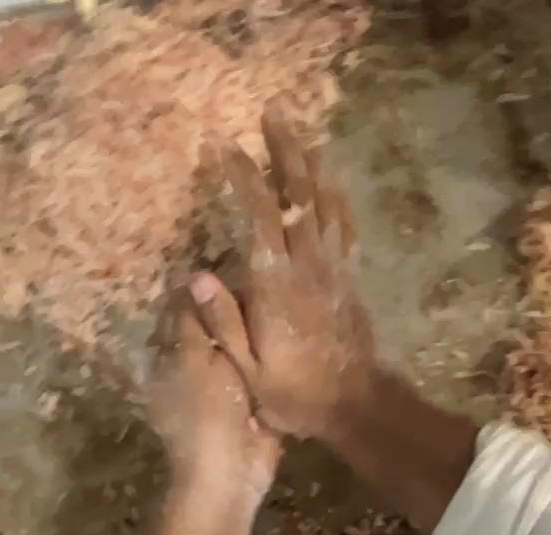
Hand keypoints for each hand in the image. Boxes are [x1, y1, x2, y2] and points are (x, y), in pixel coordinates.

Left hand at [144, 288, 282, 503]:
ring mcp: (224, 386)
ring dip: (256, 327)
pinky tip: (292, 328)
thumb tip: (191, 276)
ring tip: (283, 293)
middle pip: (214, 325)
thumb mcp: (194, 357)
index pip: (184, 309)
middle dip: (235, 305)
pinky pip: (260, 368)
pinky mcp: (252, 402)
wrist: (231, 472)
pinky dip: (271, 352)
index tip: (233, 259)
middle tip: (267, 272)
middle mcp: (194, 368)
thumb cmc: (206, 413)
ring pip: (239, 344)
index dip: (204, 286)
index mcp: (171, 356)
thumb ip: (194, 318)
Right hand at [192, 107, 378, 440]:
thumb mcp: (249, 370)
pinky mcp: (350, 278)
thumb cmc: (295, 394)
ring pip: (325, 202)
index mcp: (276, 284)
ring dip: (310, 163)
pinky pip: (345, 226)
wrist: (354, 404)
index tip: (223, 145)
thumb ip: (223, 322)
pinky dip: (336, 197)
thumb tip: (196, 275)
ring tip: (296, 133)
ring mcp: (334, 268)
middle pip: (299, 194)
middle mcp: (308, 265)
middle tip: (270, 114)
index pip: (260, 215)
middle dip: (283, 151)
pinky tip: (329, 182)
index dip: (243, 176)